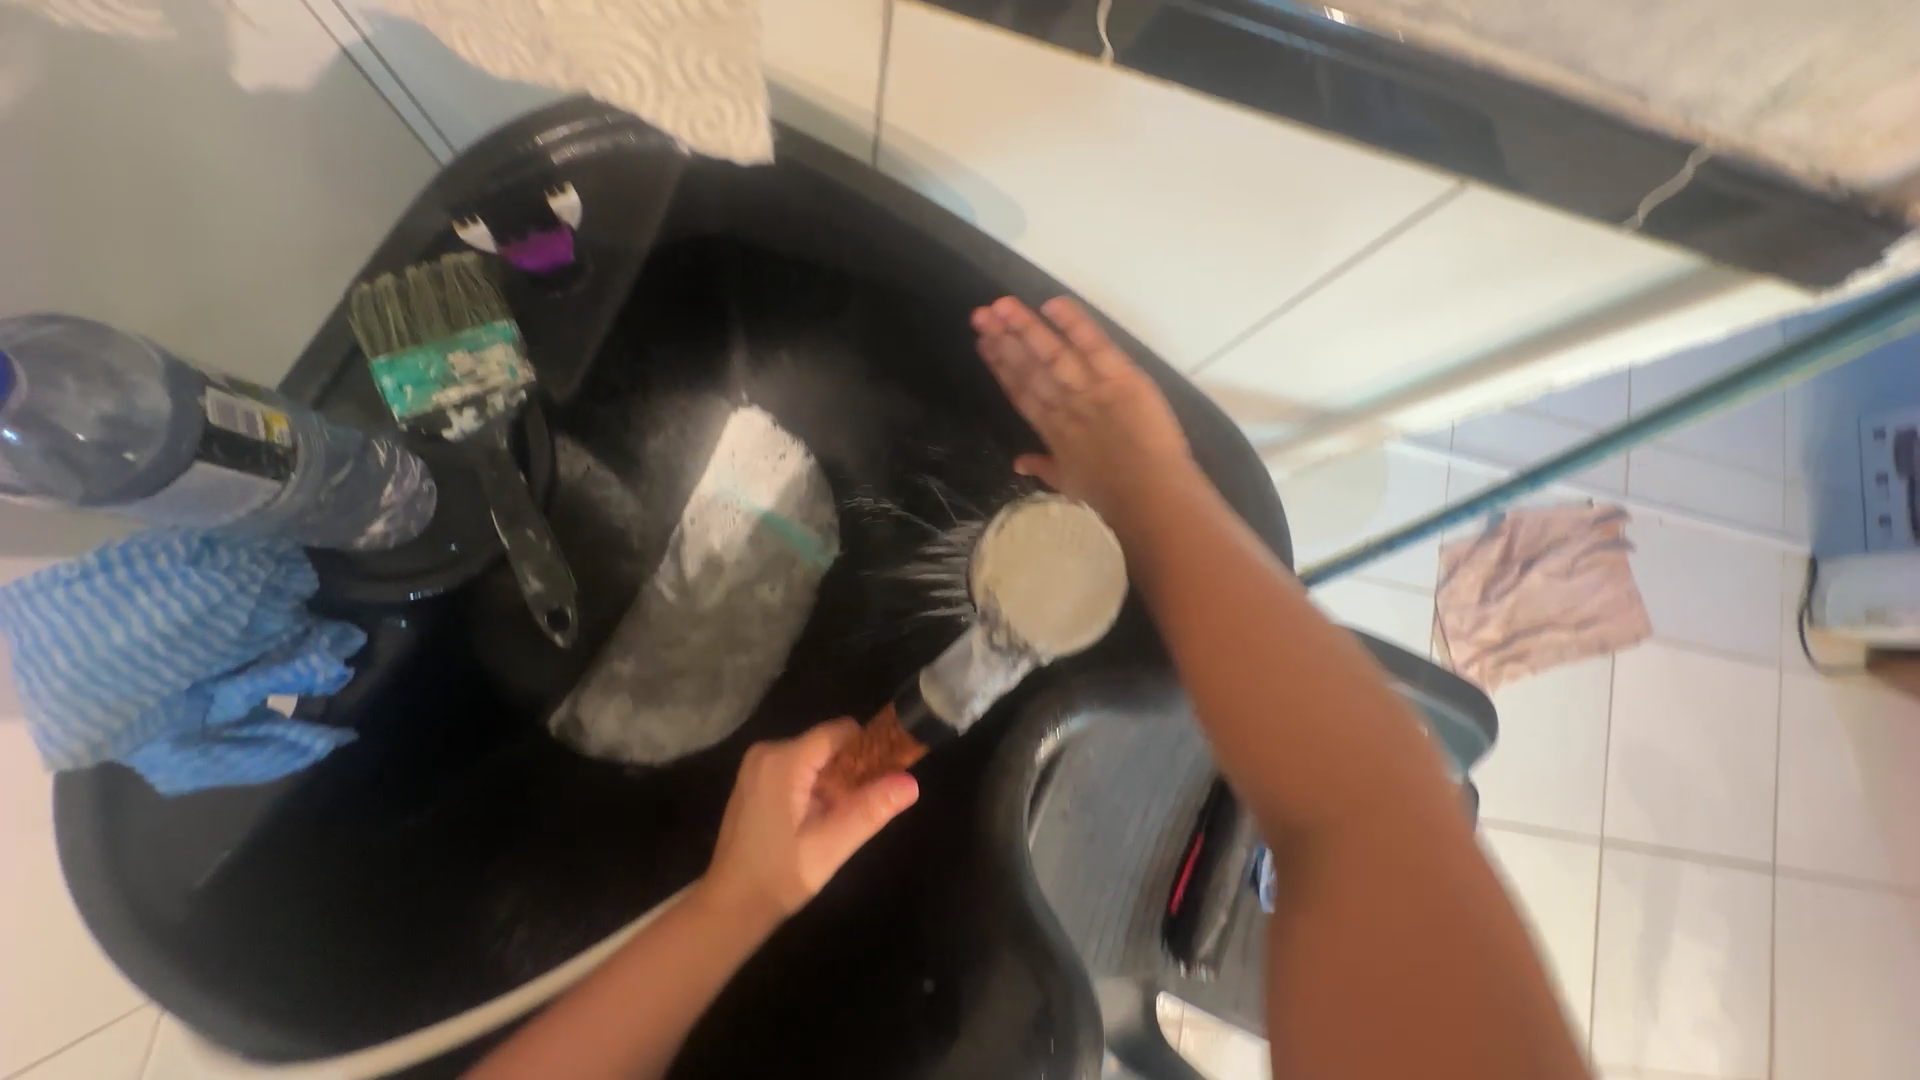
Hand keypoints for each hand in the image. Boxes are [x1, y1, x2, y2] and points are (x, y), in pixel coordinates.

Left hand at [700, 720, 919, 925]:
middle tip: (861, 808)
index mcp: (783, 760)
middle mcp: (768, 751)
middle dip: (852, 770)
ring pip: (816, 756)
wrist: (730, 906)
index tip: (885, 779)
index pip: (841, 731)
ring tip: (839, 818)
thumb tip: (912, 783)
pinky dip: (816, 785)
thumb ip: (870, 810)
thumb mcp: (831, 846)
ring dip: (835, 780)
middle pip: (829, 743)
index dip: (869, 750)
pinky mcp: (756, 778)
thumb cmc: (779, 876)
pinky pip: (798, 767)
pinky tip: (818, 818)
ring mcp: (758, 764)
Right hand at [972, 296, 1196, 529]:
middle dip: (1004, 340)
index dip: (1001, 366)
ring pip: (1052, 353)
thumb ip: (1042, 468)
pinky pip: (1093, 345)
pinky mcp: (1118, 377)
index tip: (983, 344)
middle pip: (1030, 368)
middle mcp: (1064, 405)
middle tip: (980, 315)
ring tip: (1000, 306)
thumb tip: (1016, 463)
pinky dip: (1074, 324)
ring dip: (1025, 327)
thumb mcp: (1068, 485)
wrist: (1147, 494)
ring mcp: (1089, 389)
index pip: (1021, 391)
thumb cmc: (1111, 496)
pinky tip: (1051, 304)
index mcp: (1051, 430)